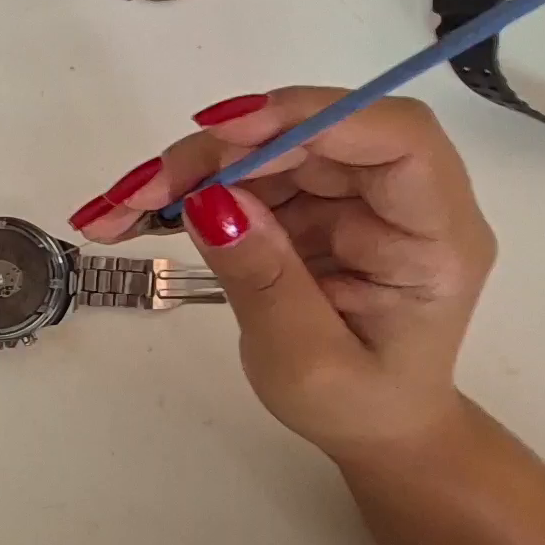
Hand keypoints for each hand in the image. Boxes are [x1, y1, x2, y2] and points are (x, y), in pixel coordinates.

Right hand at [71, 88, 497, 462]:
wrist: (368, 426)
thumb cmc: (355, 404)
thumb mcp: (306, 359)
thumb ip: (264, 278)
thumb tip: (209, 201)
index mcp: (431, 237)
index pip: (392, 140)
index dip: (309, 118)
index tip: (220, 131)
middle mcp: (390, 202)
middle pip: (303, 142)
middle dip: (211, 157)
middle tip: (135, 195)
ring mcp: (343, 203)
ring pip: (257, 157)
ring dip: (179, 177)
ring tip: (112, 214)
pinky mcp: (301, 212)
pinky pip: (235, 185)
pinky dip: (178, 198)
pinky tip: (127, 218)